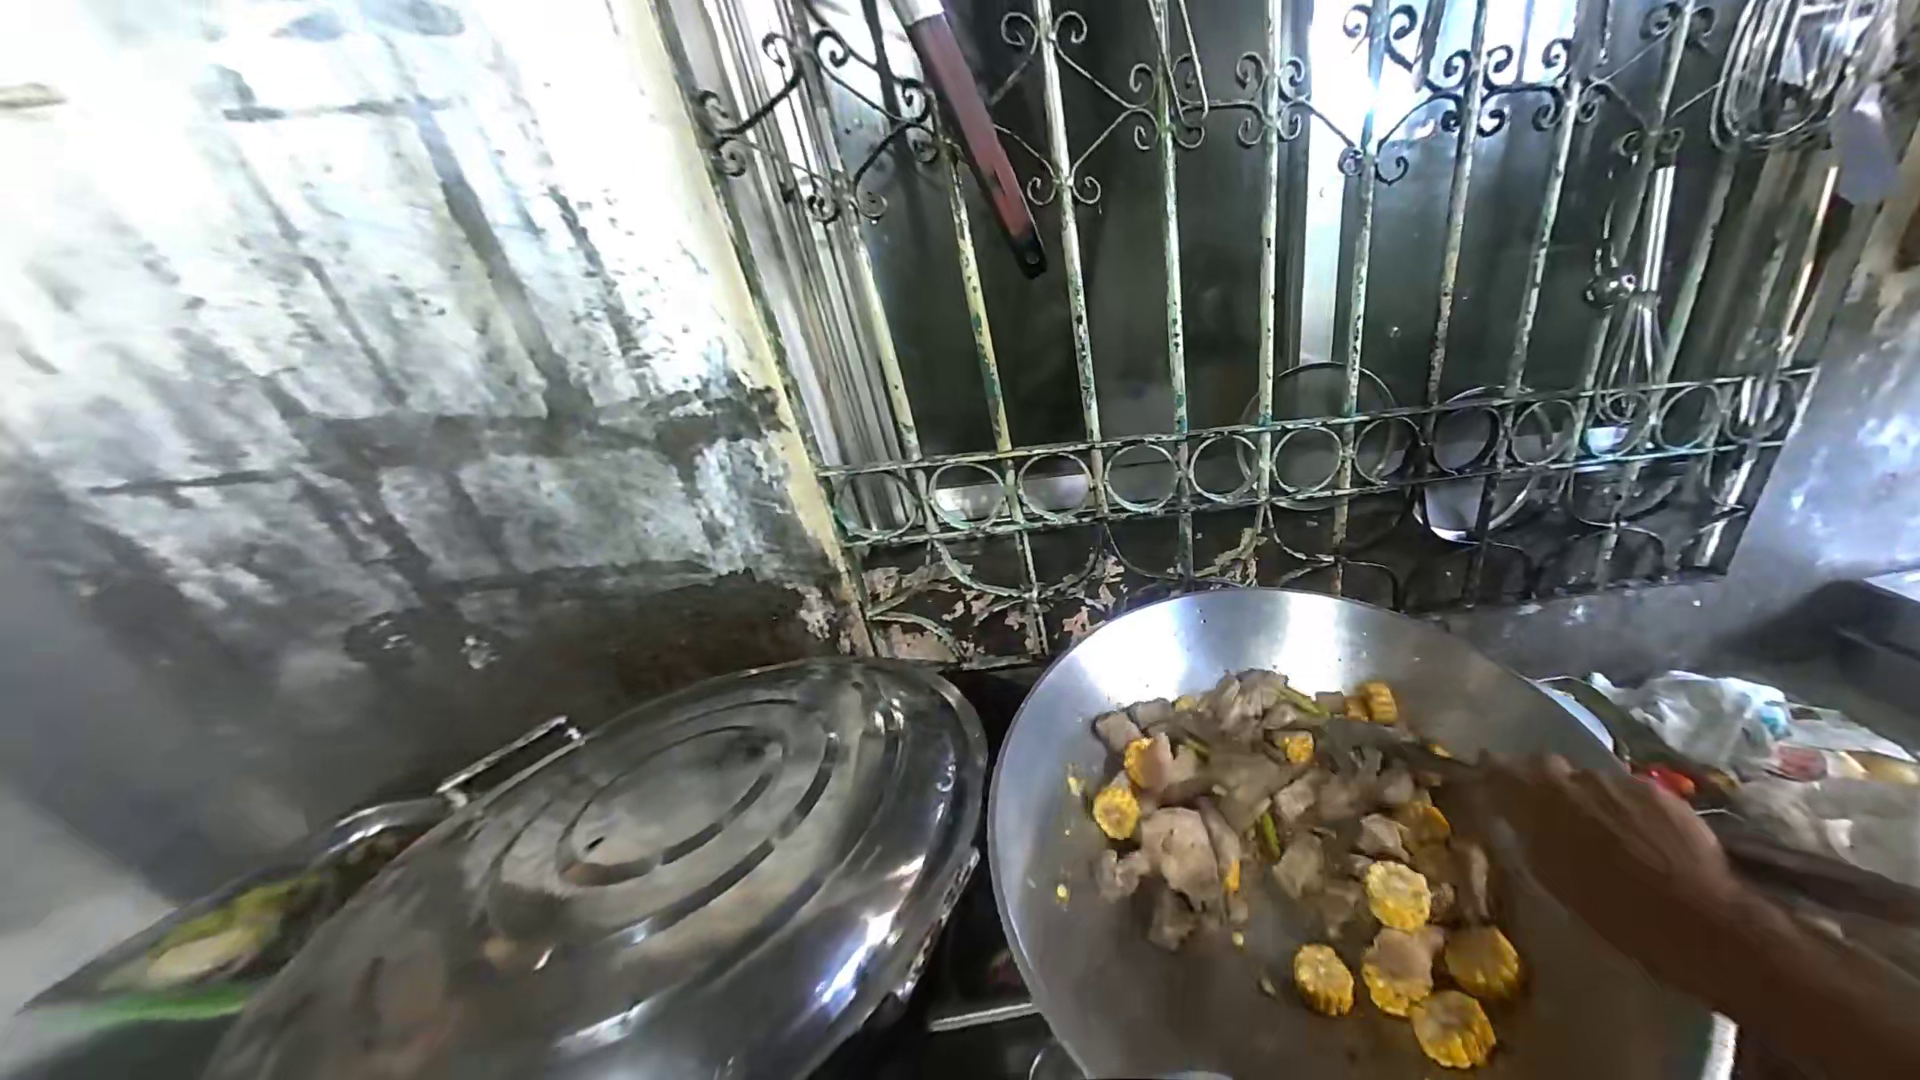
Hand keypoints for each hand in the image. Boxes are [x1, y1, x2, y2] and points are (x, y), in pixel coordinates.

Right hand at [1483, 754, 1748, 998]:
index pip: (1495, 765)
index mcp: (1531, 797)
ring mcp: (1615, 781)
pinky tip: (1644, 835)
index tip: (1491, 781)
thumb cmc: (1608, 905)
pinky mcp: (1658, 792)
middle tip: (1552, 808)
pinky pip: (1630, 791)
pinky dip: (1628, 806)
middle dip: (1543, 779)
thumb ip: (1525, 830)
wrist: (1699, 920)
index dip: (1492, 772)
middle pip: (1543, 764)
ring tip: (1606, 827)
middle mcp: (1568, 778)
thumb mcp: (1546, 869)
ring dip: (1589, 795)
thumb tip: (1512, 814)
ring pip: (1589, 778)